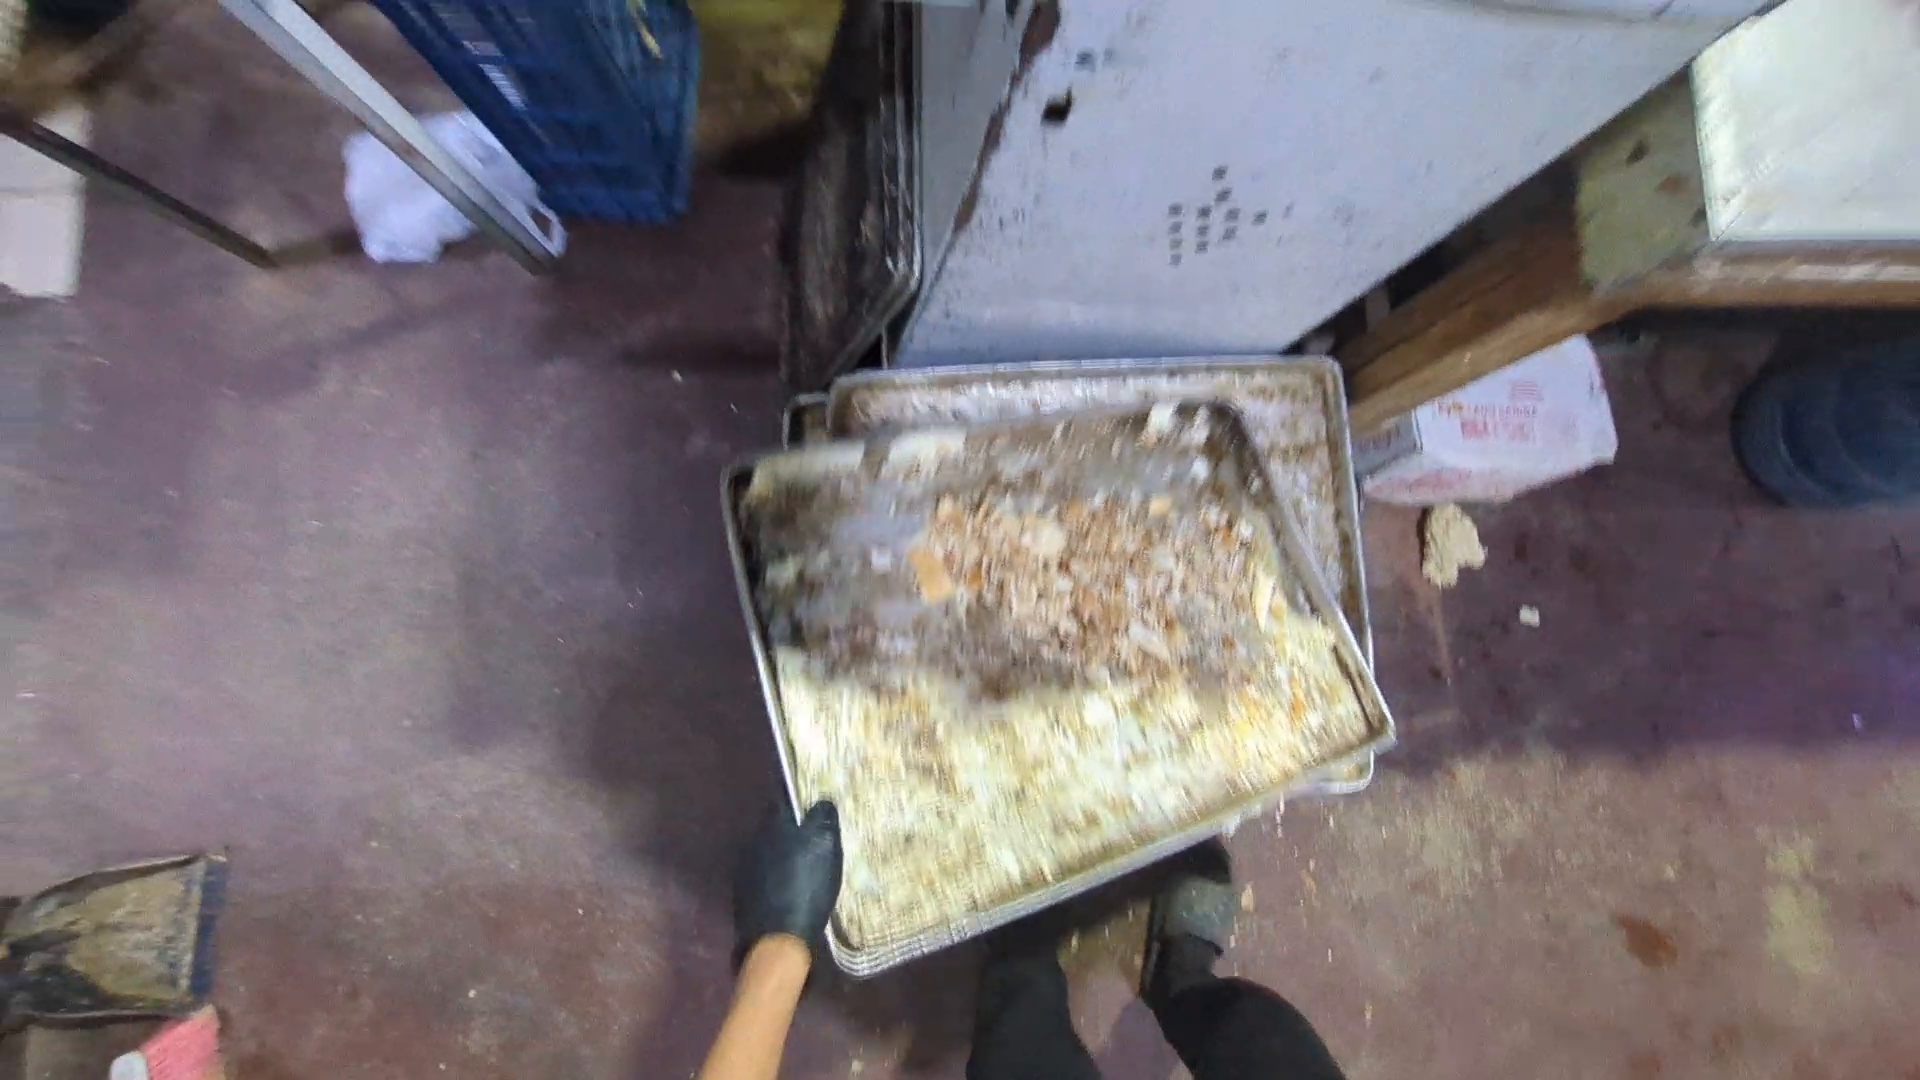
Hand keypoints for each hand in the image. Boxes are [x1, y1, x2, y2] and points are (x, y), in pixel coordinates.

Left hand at [734, 801, 841, 959]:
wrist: (779, 938)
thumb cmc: (807, 884)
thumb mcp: (826, 845)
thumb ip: (824, 817)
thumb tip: (821, 800)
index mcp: (772, 825)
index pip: (783, 803)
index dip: (798, 805)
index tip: (812, 811)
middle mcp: (753, 842)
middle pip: (774, 829)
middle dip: (790, 832)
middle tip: (811, 841)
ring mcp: (744, 871)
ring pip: (767, 853)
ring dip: (782, 856)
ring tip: (802, 868)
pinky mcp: (742, 896)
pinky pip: (762, 877)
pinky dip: (775, 878)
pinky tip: (789, 889)